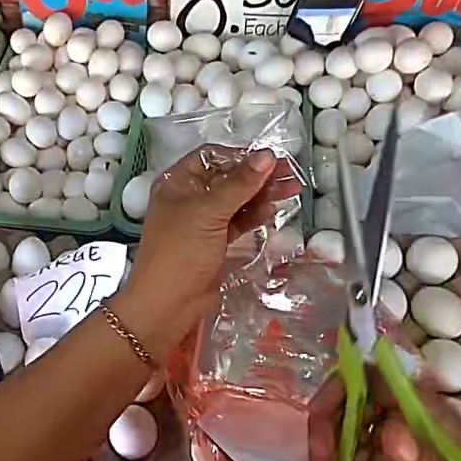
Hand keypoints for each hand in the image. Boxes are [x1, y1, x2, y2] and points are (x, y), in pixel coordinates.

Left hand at [113, 148, 293, 357]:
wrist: (168, 305)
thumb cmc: (181, 251)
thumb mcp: (209, 212)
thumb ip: (240, 183)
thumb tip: (268, 155)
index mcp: (177, 182)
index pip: (212, 157)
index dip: (241, 155)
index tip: (271, 158)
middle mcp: (188, 197)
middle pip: (227, 177)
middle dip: (258, 175)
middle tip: (291, 174)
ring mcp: (201, 221)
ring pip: (236, 199)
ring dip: (262, 193)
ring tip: (292, 189)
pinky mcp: (214, 242)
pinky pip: (237, 220)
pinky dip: (255, 213)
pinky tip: (273, 208)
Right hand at [308, 370, 460, 460]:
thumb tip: (386, 431)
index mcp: (433, 417)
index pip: (379, 379)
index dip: (347, 387)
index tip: (326, 419)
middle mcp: (413, 426)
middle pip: (358, 397)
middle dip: (331, 418)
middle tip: (320, 460)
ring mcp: (402, 453)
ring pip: (352, 425)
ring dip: (330, 441)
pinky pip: (357, 457)